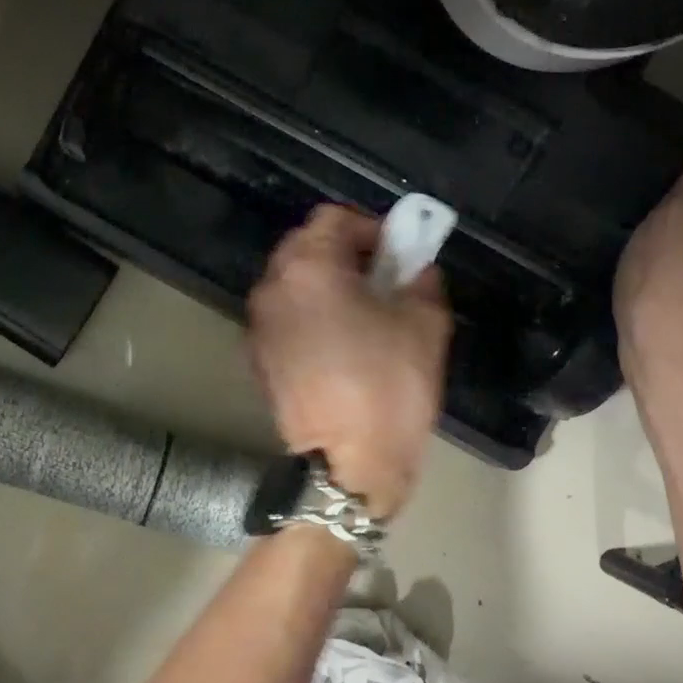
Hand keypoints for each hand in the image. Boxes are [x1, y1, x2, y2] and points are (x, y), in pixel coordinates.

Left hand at [247, 204, 453, 516]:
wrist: (345, 463)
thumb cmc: (389, 385)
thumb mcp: (425, 321)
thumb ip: (418, 278)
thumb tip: (411, 269)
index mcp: (308, 268)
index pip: (331, 219)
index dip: (369, 227)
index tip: (396, 252)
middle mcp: (271, 289)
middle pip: (302, 247)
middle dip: (341, 253)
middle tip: (380, 278)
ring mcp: (257, 326)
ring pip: (289, 284)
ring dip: (322, 285)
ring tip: (360, 312)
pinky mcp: (257, 359)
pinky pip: (283, 318)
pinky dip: (307, 315)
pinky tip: (337, 343)